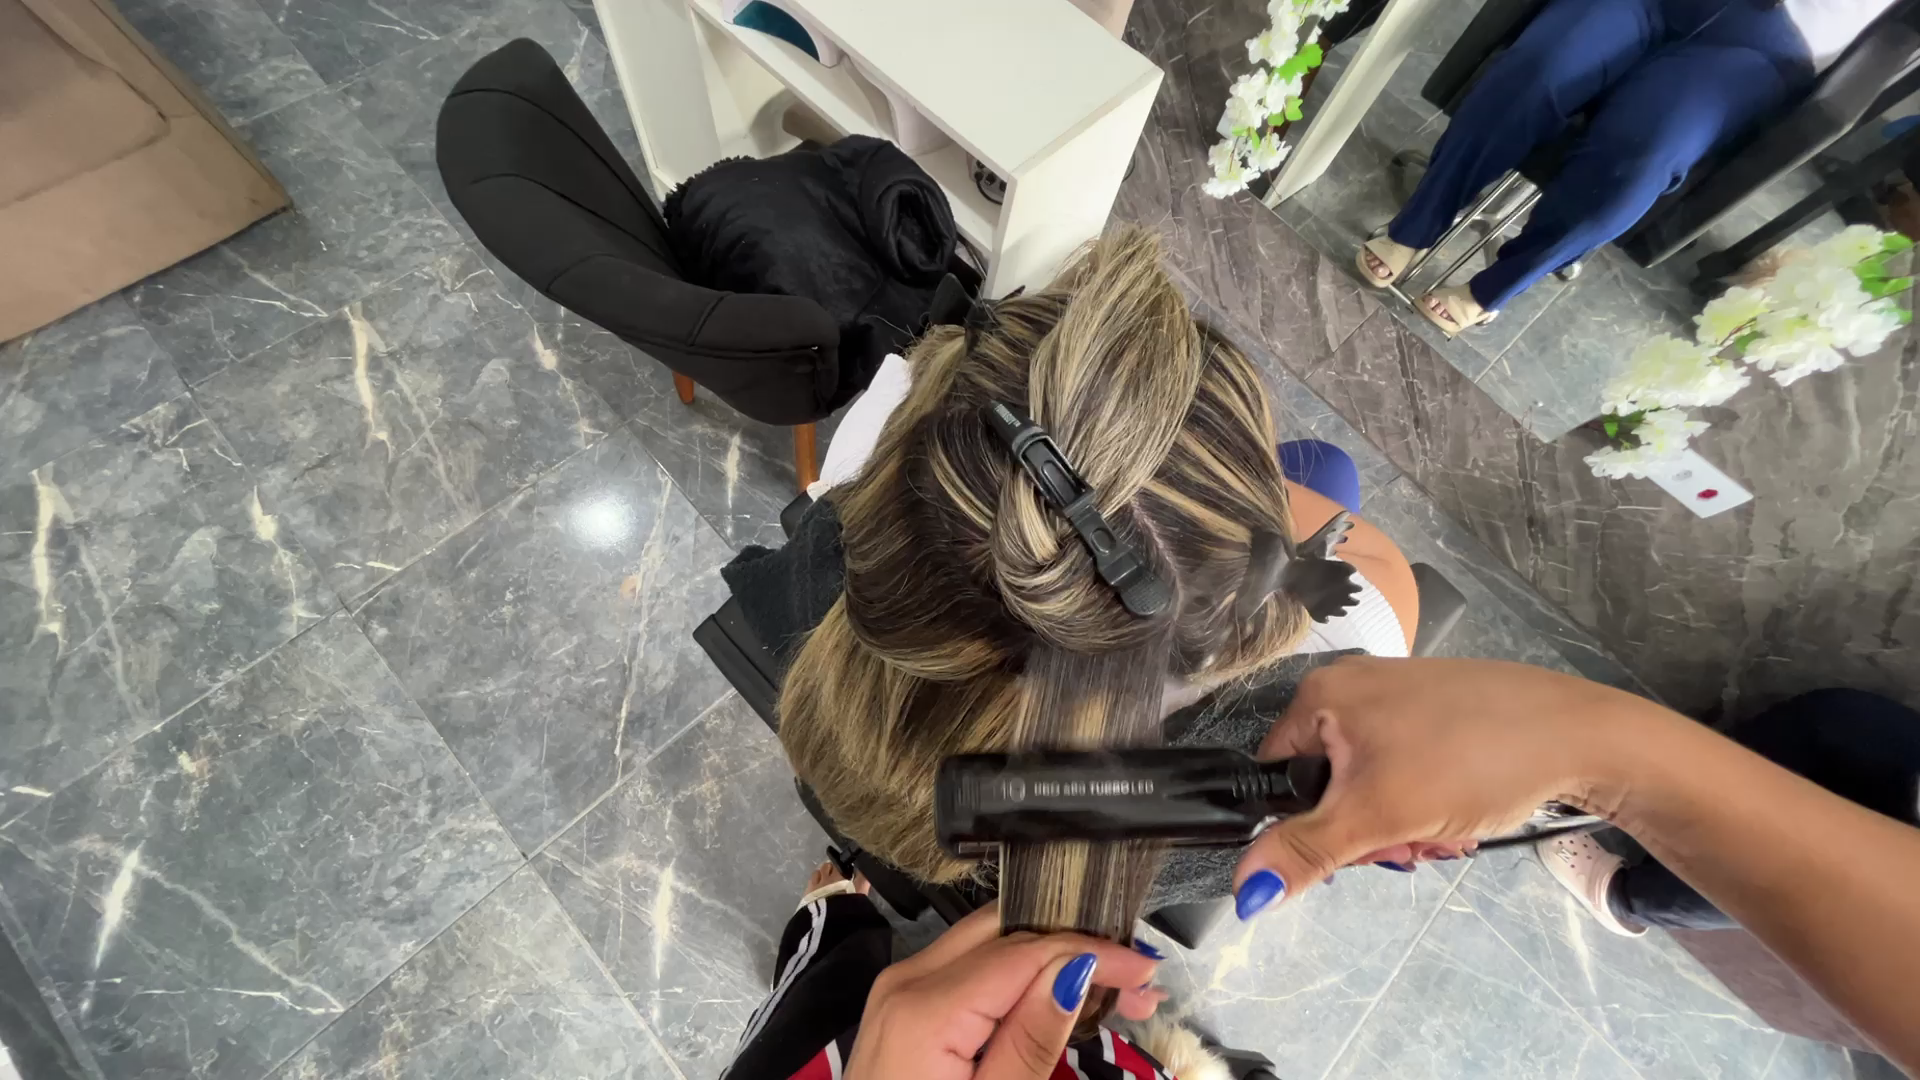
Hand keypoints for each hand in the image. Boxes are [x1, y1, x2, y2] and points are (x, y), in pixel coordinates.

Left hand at [844, 904, 1158, 1079]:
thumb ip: (1029, 1041)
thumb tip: (1075, 968)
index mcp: (924, 1007)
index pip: (1023, 951)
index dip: (1090, 950)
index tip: (1144, 967)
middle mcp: (908, 978)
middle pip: (1005, 929)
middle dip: (1074, 942)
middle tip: (1136, 977)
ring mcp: (902, 985)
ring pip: (990, 939)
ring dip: (1051, 953)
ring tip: (1111, 985)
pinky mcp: (905, 1001)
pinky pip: (971, 963)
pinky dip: (1018, 969)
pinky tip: (1055, 988)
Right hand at [1231, 656, 1670, 915]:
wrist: (1583, 733)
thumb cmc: (1467, 764)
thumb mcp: (1379, 815)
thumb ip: (1307, 852)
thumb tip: (1243, 892)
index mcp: (1317, 693)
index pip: (1279, 768)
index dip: (1308, 820)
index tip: (1357, 846)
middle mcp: (1347, 681)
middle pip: (1326, 773)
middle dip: (1365, 823)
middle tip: (1411, 842)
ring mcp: (1392, 687)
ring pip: (1366, 770)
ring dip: (1396, 814)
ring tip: (1443, 830)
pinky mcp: (1432, 699)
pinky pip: (1399, 752)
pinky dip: (1419, 788)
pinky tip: (1457, 804)